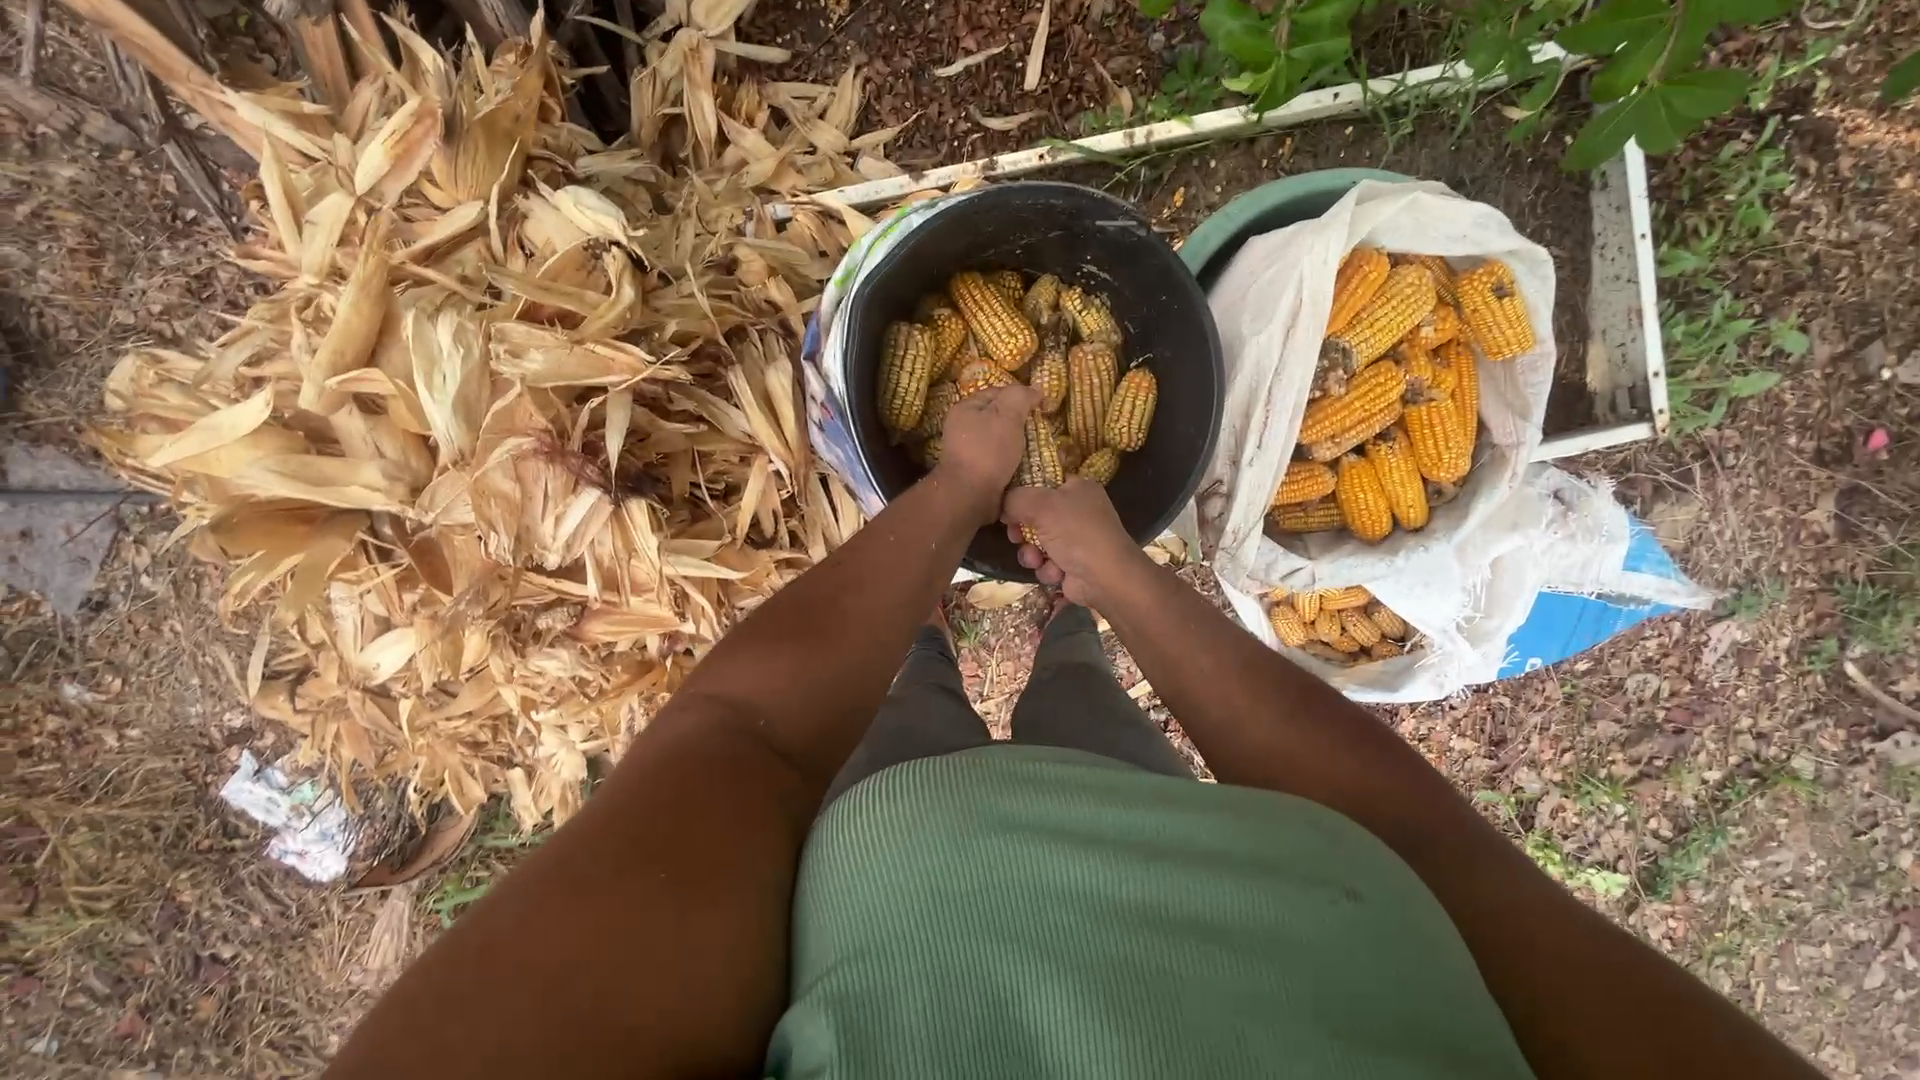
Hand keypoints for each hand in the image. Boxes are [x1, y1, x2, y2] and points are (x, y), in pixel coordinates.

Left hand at [931, 384, 1040, 521]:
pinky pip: (1001, 460)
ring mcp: (969, 452)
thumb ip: (1021, 396)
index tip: (1040, 406)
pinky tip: (1028, 465)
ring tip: (1038, 447)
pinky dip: (1014, 461)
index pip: (997, 392)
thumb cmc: (988, 450)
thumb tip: (1036, 389)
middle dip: (1021, 422)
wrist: (971, 495)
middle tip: (1041, 428)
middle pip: (999, 417)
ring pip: (1002, 440)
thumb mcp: (1007, 414)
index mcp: (966, 408)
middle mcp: (963, 428)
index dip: (1020, 396)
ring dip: (1019, 444)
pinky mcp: (977, 472)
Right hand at [1002, 477, 1150, 607]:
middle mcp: (1078, 511)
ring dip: (1032, 553)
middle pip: (1035, 515)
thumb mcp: (1041, 505)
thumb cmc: (1076, 532)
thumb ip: (1015, 499)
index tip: (1007, 505)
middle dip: (1023, 530)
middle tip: (1016, 535)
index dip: (1022, 493)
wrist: (1105, 577)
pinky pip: (1046, 562)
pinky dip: (1047, 568)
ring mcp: (1075, 539)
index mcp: (1077, 488)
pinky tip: (1056, 572)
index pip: (1043, 482)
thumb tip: (1003, 507)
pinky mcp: (1071, 564)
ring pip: (1037, 542)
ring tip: (1037, 559)